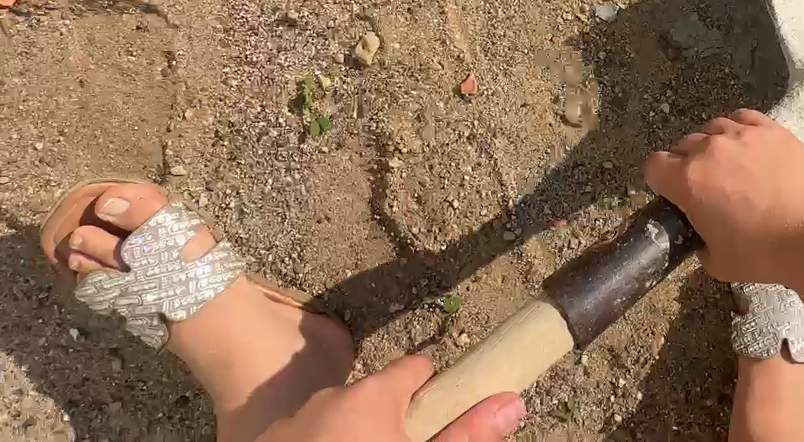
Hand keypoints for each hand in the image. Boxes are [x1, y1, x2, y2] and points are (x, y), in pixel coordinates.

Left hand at [260, 354, 522, 441]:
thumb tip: (514, 402)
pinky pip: (300, 437)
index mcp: (373, 394)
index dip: (429, 394)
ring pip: (335, 421)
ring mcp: (289, 423)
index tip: (429, 424)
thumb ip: (464, 434)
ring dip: (347, 438)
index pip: (417, 369)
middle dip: (386, 423)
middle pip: (376, 397)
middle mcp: (331, 397)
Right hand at [644, 109, 803, 283]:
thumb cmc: (763, 252)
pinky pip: (741, 118)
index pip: (654, 165)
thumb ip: (699, 240)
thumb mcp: (717, 261)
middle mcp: (709, 148)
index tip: (674, 193)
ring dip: (713, 145)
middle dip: (687, 163)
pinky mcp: (769, 127)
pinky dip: (739, 129)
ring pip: (712, 128)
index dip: (661, 180)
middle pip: (683, 145)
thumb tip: (703, 231)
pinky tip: (748, 145)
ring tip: (731, 165)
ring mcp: (741, 133)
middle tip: (706, 186)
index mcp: (687, 180)